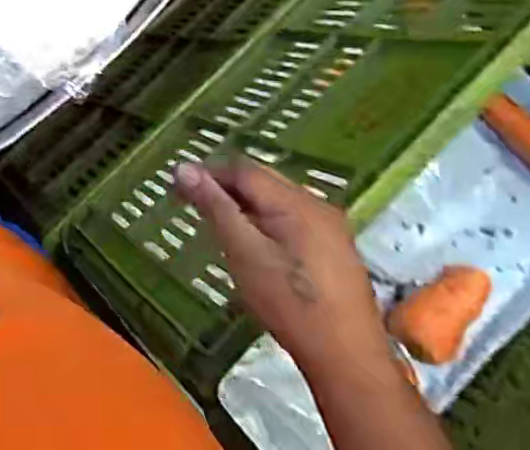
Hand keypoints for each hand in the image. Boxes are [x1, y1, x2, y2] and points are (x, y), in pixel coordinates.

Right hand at [174, 158, 391, 375]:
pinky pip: (293, 218)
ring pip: (277, 199)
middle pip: (262, 180)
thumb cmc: (289, 303)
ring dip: (245, 203)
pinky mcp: (337, 250)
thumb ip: (214, 206)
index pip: (242, 170)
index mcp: (296, 202)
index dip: (208, 173)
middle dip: (226, 186)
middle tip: (195, 204)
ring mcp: (332, 228)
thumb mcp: (243, 251)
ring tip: (221, 224)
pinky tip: (255, 244)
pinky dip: (266, 220)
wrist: (349, 362)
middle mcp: (318, 206)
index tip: (180, 188)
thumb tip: (182, 168)